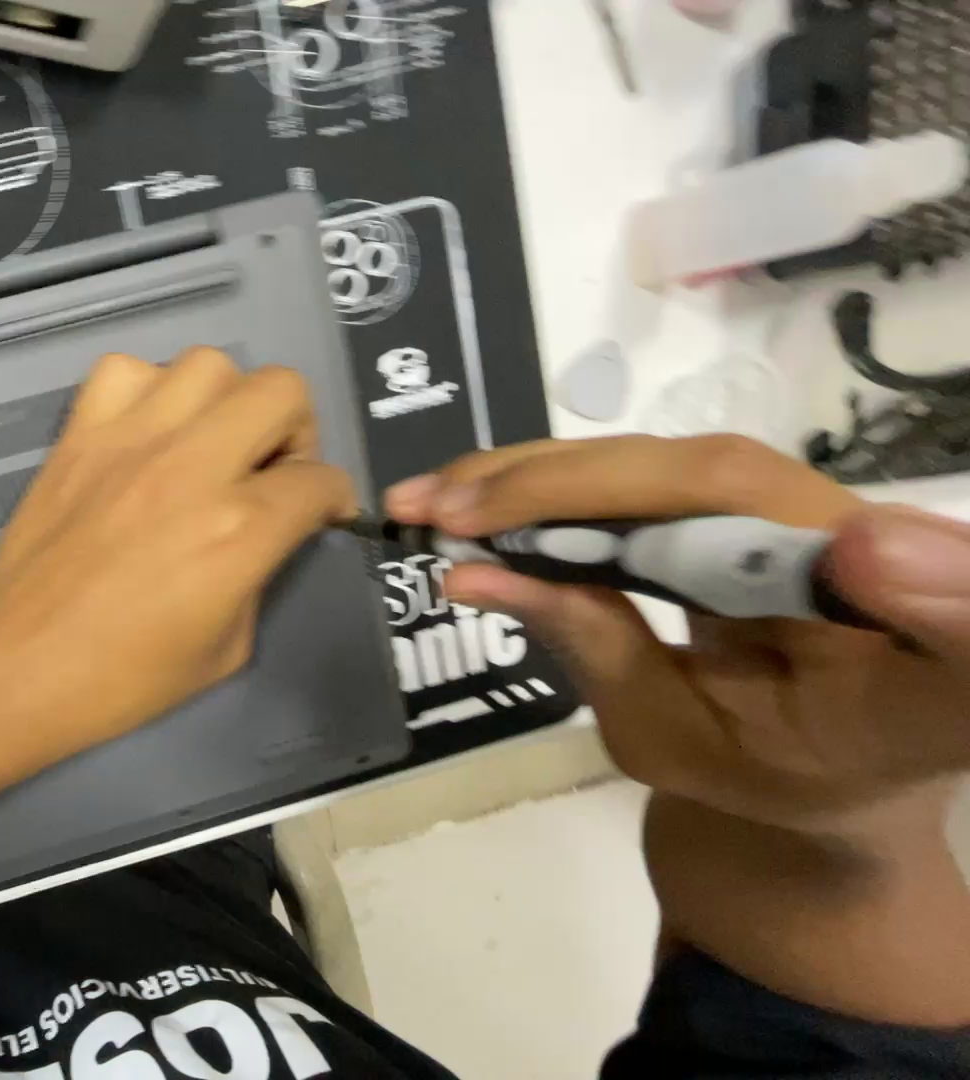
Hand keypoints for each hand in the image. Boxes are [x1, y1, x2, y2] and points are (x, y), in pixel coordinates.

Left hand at [0, 346, 355, 756]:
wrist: (19, 665)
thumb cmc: (123, 678)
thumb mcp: (226, 649)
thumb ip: (259, 574)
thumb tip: (268, 535)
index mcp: (239, 529)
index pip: (320, 479)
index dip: (332, 499)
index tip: (318, 513)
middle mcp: (192, 468)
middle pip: (279, 391)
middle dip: (293, 431)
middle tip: (267, 472)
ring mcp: (128, 442)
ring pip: (206, 364)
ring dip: (223, 401)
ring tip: (205, 445)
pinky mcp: (77, 438)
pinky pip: (122, 371)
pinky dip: (144, 390)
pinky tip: (143, 433)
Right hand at [384, 434, 969, 841]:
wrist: (796, 754)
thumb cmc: (750, 768)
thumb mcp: (667, 744)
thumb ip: (594, 655)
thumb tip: (474, 573)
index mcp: (909, 659)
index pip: (912, 585)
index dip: (904, 570)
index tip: (844, 555)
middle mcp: (855, 552)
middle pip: (708, 478)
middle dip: (559, 488)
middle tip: (440, 514)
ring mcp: (787, 511)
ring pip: (650, 459)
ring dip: (521, 476)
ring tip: (422, 501)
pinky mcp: (722, 500)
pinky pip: (625, 474)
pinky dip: (529, 484)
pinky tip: (460, 499)